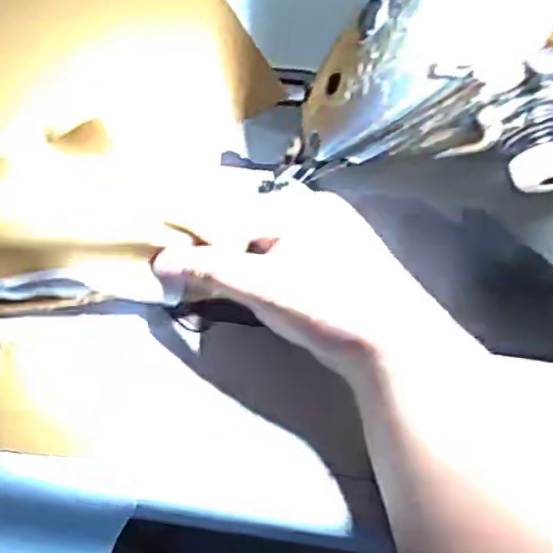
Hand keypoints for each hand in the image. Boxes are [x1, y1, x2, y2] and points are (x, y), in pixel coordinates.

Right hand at [152, 188, 479, 387]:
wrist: (393, 346)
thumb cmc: (324, 306)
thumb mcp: (258, 286)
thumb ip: (207, 269)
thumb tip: (159, 262)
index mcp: (299, 206)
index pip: (229, 209)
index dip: (192, 230)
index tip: (164, 251)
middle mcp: (315, 213)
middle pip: (243, 222)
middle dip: (209, 244)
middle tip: (178, 266)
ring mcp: (328, 239)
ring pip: (260, 240)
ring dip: (229, 258)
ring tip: (201, 278)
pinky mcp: (332, 266)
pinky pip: (277, 256)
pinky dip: (252, 268)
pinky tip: (241, 285)